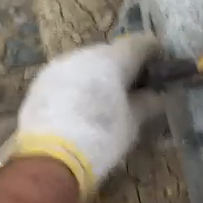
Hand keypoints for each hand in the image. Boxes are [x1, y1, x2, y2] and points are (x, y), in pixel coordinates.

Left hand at [11, 35, 158, 201]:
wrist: (49, 159)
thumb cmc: (100, 139)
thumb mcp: (132, 124)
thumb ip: (148, 103)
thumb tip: (158, 94)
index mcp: (112, 59)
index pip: (140, 43)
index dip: (153, 53)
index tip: (162, 68)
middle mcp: (85, 54)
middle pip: (112, 52)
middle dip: (124, 67)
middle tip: (135, 90)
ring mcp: (59, 65)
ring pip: (87, 64)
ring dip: (99, 76)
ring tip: (106, 102)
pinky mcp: (41, 81)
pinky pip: (68, 76)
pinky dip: (78, 86)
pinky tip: (80, 109)